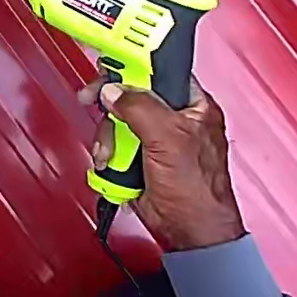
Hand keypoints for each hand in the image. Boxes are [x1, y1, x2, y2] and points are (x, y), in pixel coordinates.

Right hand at [86, 78, 245, 251]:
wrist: (189, 233)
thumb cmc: (200, 192)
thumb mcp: (170, 140)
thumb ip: (141, 108)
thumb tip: (116, 91)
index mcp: (192, 105)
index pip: (158, 70)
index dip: (134, 64)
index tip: (111, 62)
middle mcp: (173, 118)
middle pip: (129, 95)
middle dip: (113, 109)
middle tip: (96, 101)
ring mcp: (154, 139)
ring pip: (116, 121)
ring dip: (109, 138)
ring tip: (115, 154)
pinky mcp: (137, 157)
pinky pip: (112, 145)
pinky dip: (108, 155)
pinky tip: (114, 165)